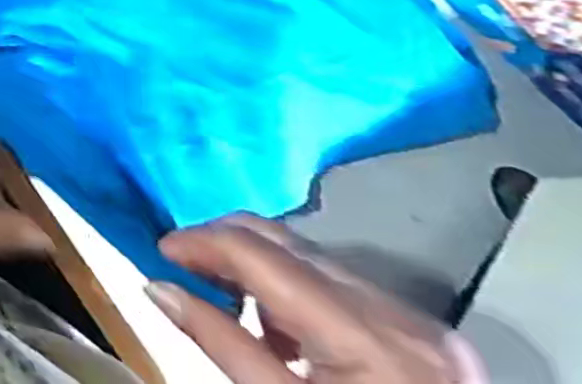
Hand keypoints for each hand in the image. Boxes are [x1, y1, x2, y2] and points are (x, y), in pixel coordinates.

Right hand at [148, 214, 481, 383]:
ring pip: (310, 256)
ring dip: (257, 263)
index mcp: (362, 337)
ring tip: (222, 295)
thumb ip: (221, 343)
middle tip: (181, 263)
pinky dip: (295, 288)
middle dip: (225, 242)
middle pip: (286, 239)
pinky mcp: (423, 329)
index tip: (159, 250)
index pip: (261, 254)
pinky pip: (339, 283)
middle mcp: (394, 309)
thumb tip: (158, 288)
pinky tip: (279, 327)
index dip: (202, 242)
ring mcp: (416, 317)